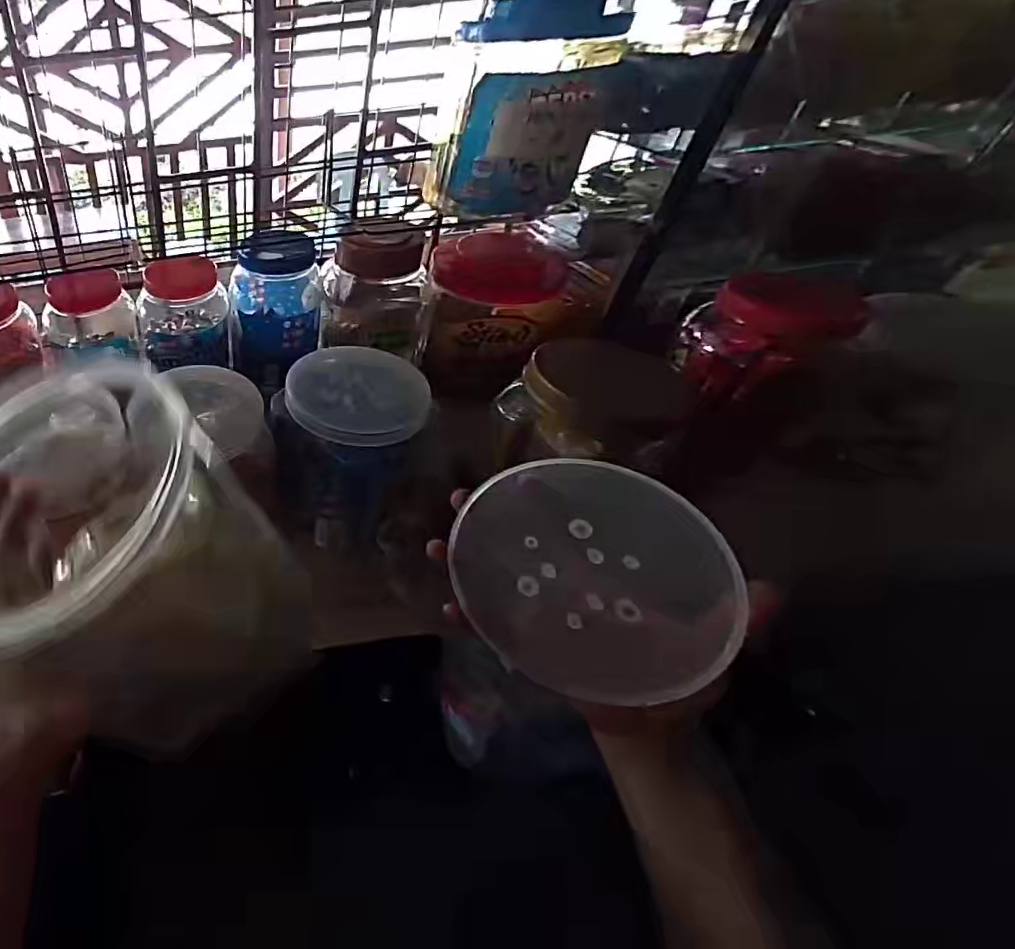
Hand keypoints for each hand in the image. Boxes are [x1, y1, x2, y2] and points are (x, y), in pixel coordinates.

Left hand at [0, 476, 87, 806]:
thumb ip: (64, 700)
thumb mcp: (40, 723)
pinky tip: (46, 542)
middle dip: (5, 516)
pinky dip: (35, 562)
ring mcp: (0, 623)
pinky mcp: (17, 634)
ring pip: (8, 567)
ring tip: (35, 496)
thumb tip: (86, 673)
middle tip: (25, 479)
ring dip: (20, 533)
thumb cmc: (15, 748)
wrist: (1, 779)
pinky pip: (24, 588)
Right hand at [425, 488, 777, 737]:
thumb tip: (775, 588)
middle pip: (510, 545)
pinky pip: (486, 626)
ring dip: (457, 560)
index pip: (563, 533)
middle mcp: (557, 589)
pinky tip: (449, 610)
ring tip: (436, 547)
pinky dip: (465, 617)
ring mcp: (533, 616)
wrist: (650, 732)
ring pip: (485, 578)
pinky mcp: (520, 645)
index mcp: (596, 581)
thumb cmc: (678, 686)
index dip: (539, 506)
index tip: (516, 480)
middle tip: (456, 499)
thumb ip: (738, 624)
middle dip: (478, 519)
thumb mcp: (713, 651)